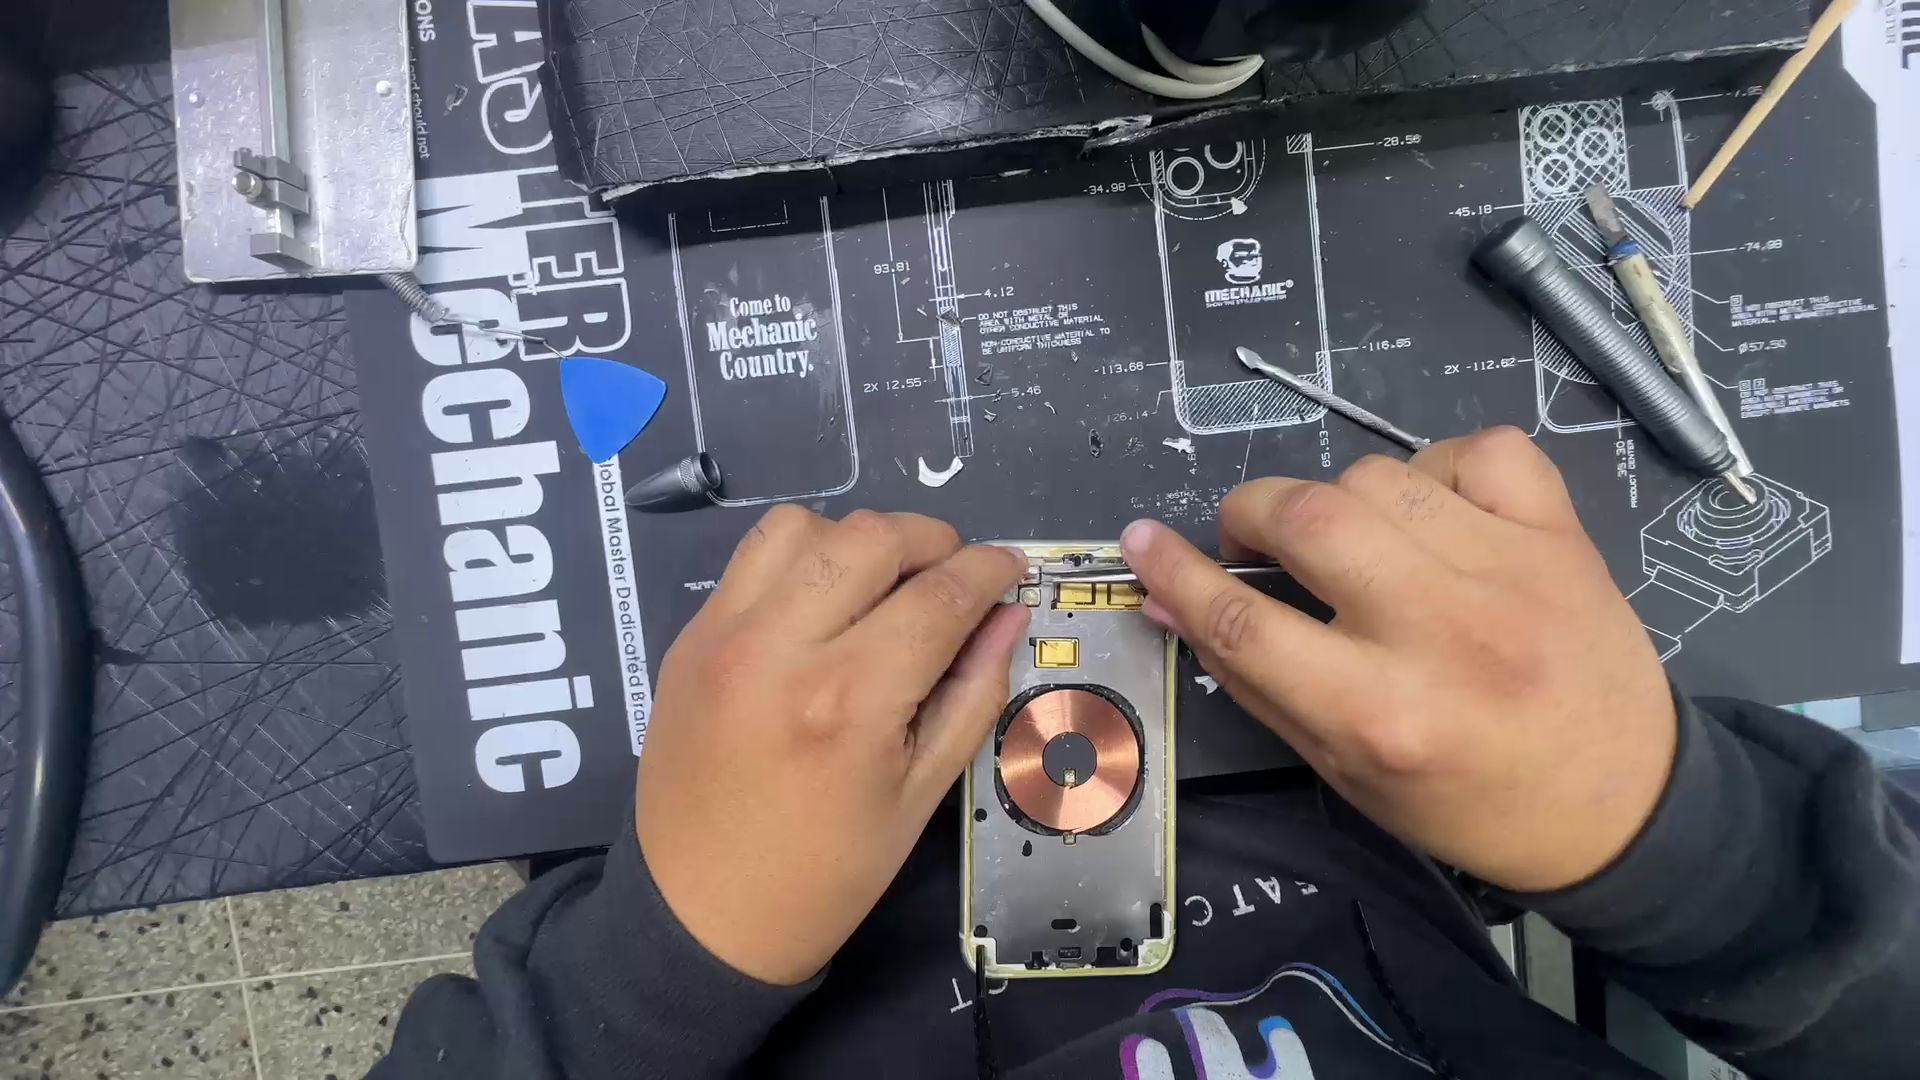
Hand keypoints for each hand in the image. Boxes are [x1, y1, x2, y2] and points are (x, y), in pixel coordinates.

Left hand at [635, 506, 1028, 983]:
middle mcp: (779, 649)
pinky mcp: (690, 634)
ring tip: (879, 585)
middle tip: (949, 578)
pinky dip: (802, 554)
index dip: (989, 569)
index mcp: (848, 702)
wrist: (697, 914)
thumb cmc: (826, 870)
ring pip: (802, 525)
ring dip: (858, 540)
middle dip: (931, 541)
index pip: (939, 597)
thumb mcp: (922, 793)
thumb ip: (974, 691)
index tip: (1010, 566)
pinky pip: (753, 554)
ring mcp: (722, 634)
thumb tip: (1007, 613)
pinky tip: (820, 600)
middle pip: (870, 537)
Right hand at [1122, 427, 1675, 892]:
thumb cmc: (1456, 799)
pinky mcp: (1564, 537)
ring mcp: (1512, 573)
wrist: (1624, 809)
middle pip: (1307, 520)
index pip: (1243, 622)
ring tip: (1349, 542)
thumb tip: (1170, 604)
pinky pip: (1478, 450)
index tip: (1139, 540)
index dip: (1175, 573)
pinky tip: (1431, 511)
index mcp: (1378, 711)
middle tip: (1250, 541)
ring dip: (1333, 500)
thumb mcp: (1334, 762)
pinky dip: (1433, 467)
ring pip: (1377, 475)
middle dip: (1249, 513)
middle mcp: (1442, 632)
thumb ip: (1248, 676)